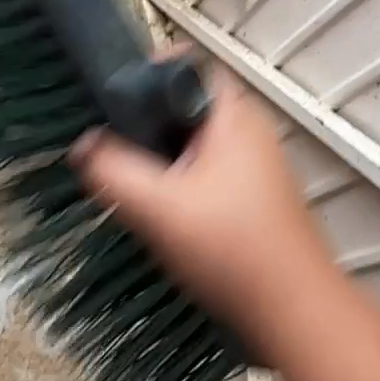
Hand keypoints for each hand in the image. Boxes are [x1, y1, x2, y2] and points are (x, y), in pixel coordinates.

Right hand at [68, 57, 335, 339]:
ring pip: (195, 140)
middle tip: (113, 144)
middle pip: (187, 104)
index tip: (113, 99)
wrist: (298, 316)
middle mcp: (250, 130)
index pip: (188, 64)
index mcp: (234, 115)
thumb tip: (82, 146)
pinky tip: (162, 211)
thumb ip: (113, 171)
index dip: (148, 71)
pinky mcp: (256, 196)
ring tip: (130, 179)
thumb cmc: (232, 249)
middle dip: (148, 120)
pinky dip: (181, 178)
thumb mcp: (159, 209)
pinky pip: (208, 168)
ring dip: (162, 154)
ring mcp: (257, 164)